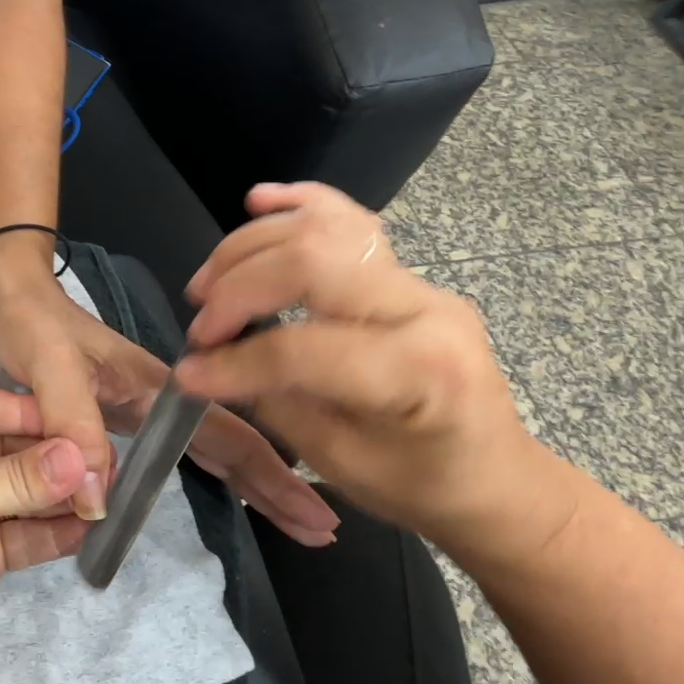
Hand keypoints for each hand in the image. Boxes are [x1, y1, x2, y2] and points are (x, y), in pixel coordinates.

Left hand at [0, 269, 338, 540]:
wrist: (15, 293)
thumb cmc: (33, 323)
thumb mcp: (48, 367)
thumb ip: (74, 424)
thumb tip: (101, 503)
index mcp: (157, 384)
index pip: (228, 432)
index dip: (272, 475)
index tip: (318, 517)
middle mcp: (160, 397)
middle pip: (231, 444)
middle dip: (277, 485)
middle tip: (322, 531)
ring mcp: (145, 404)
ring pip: (209, 448)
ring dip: (251, 482)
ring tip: (291, 517)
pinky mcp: (123, 412)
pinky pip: (176, 450)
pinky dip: (208, 471)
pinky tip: (223, 487)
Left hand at [0, 386, 88, 670]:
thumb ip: (20, 476)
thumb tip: (81, 456)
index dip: (34, 412)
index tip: (81, 424)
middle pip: (17, 446)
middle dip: (57, 457)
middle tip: (106, 466)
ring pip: (29, 491)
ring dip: (63, 495)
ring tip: (107, 495)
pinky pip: (30, 533)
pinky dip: (57, 531)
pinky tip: (90, 528)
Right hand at [174, 182, 554, 550]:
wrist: (494, 475)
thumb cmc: (419, 482)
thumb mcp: (336, 459)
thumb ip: (270, 398)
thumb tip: (205, 362)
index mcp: (419, 371)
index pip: (303, 348)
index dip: (233, 360)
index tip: (188, 374)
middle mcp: (424, 310)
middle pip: (310, 263)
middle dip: (237, 287)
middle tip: (201, 324)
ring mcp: (418, 282)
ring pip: (321, 229)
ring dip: (249, 247)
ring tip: (208, 281)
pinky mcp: (406, 272)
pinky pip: (350, 220)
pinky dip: (299, 202)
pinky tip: (258, 201)